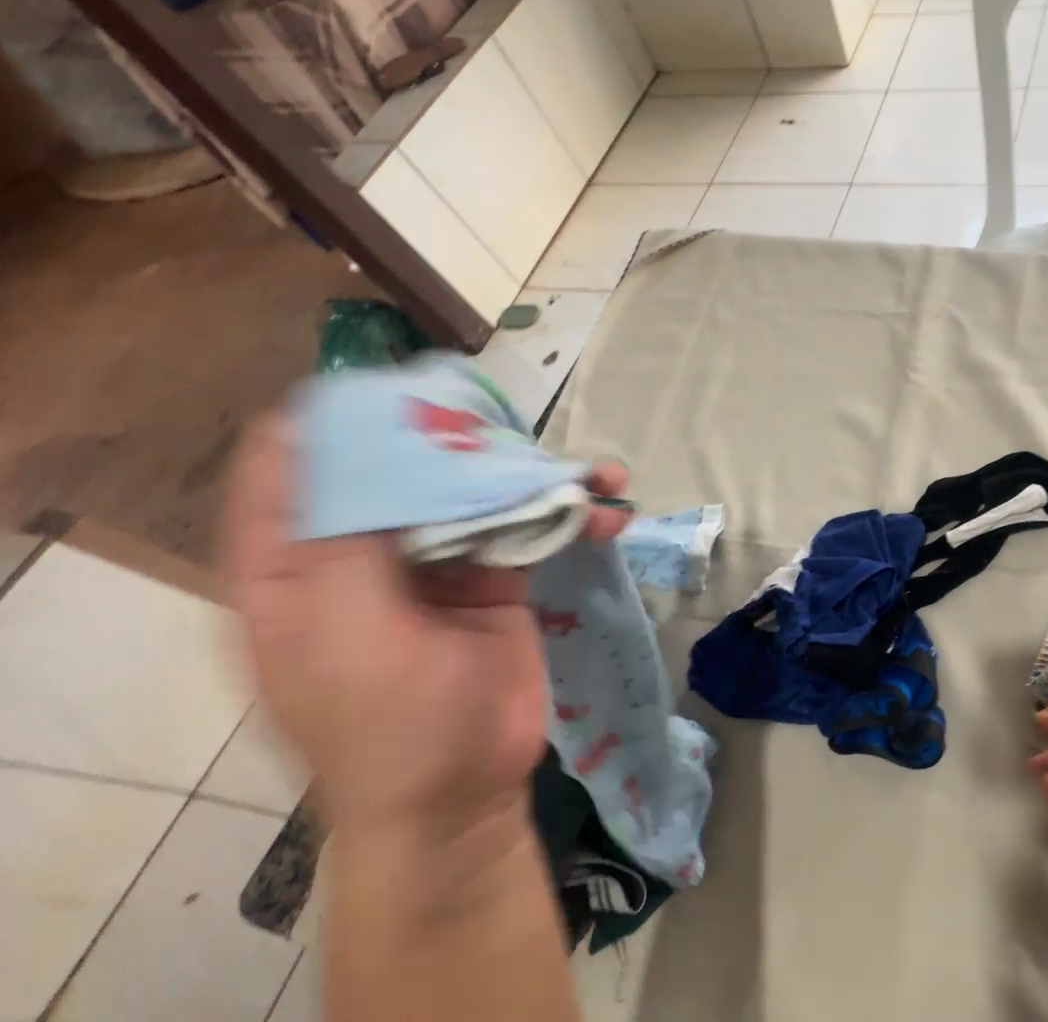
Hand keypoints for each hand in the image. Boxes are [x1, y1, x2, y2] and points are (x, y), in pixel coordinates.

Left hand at [221, 414, 634, 834]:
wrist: (461, 799)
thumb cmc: (387, 727)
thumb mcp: (345, 633)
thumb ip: (345, 537)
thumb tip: (351, 439)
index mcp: (295, 563)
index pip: (296, 464)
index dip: (339, 420)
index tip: (400, 393)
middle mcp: (360, 552)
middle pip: (401, 466)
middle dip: (459, 440)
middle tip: (513, 425)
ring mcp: (433, 565)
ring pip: (477, 492)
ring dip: (533, 477)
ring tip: (592, 470)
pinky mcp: (494, 581)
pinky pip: (530, 529)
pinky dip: (570, 517)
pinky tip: (609, 513)